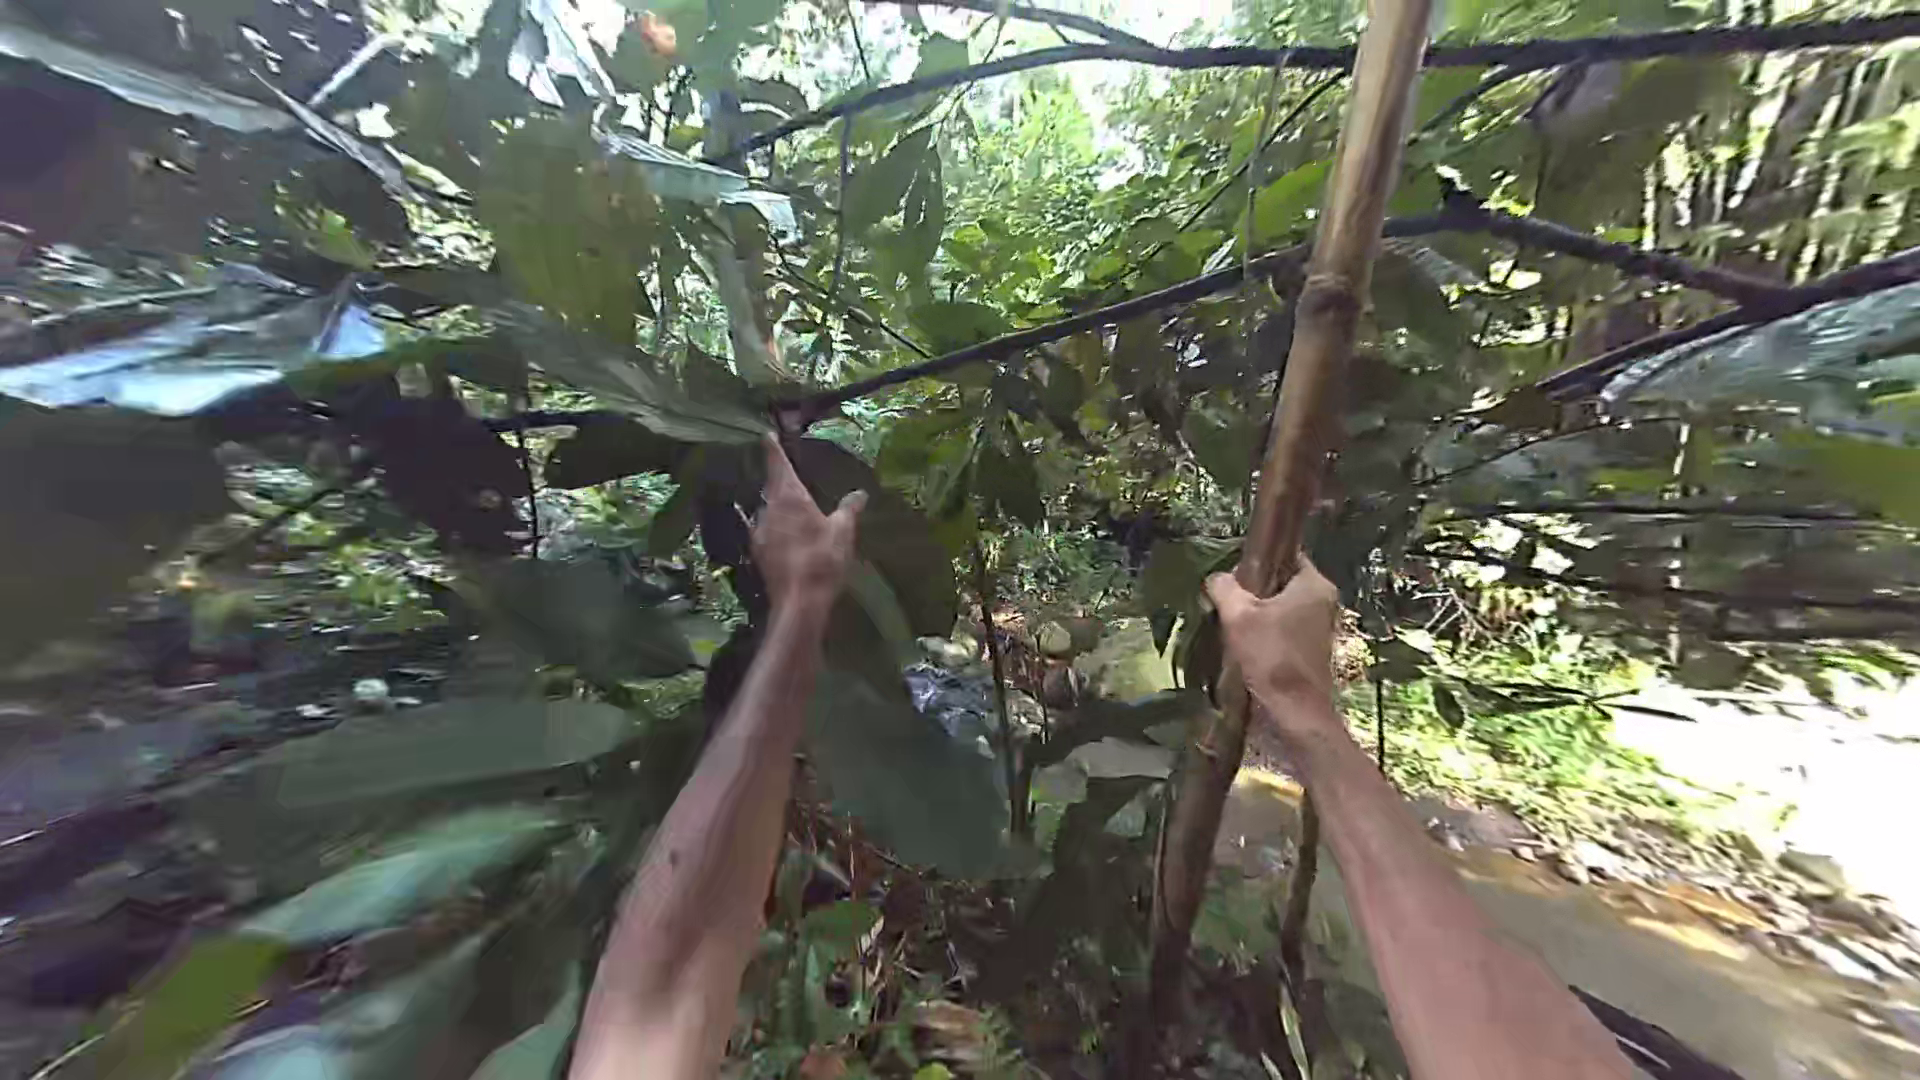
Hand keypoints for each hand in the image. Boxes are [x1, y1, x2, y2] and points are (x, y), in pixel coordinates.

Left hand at [753, 435, 864, 616]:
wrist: (799, 602)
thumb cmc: (823, 559)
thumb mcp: (843, 531)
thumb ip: (849, 509)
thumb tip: (860, 493)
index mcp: (790, 497)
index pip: (777, 464)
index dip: (773, 448)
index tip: (767, 434)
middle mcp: (768, 509)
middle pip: (772, 487)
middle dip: (782, 481)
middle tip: (795, 478)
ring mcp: (759, 531)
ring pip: (769, 510)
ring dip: (781, 508)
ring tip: (798, 513)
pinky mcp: (757, 552)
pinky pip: (767, 531)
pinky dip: (778, 529)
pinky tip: (791, 539)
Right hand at [1206, 558, 1339, 717]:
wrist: (1293, 708)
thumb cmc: (1270, 654)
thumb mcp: (1237, 614)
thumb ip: (1224, 587)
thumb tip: (1217, 579)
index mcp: (1314, 584)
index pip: (1285, 553)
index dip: (1256, 558)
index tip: (1234, 574)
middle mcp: (1323, 600)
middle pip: (1279, 579)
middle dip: (1251, 588)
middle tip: (1227, 599)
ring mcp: (1318, 624)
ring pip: (1278, 603)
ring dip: (1255, 610)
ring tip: (1232, 621)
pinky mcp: (1309, 644)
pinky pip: (1281, 624)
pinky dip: (1263, 628)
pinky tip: (1244, 640)